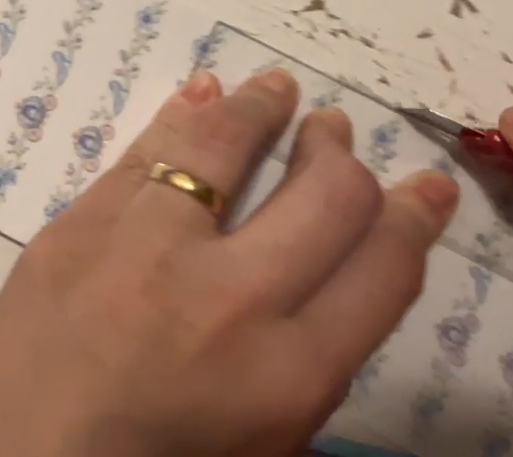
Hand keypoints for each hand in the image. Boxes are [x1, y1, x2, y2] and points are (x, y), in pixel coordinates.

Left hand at [0, 70, 458, 456]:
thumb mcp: (260, 437)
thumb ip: (306, 355)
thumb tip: (330, 265)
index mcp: (288, 372)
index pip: (381, 270)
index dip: (413, 219)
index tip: (426, 186)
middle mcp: (231, 295)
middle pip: (323, 195)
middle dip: (339, 156)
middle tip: (335, 132)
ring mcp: (150, 243)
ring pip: (227, 145)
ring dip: (262, 108)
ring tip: (278, 89)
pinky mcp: (85, 218)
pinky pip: (148, 148)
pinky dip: (184, 113)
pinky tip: (204, 92)